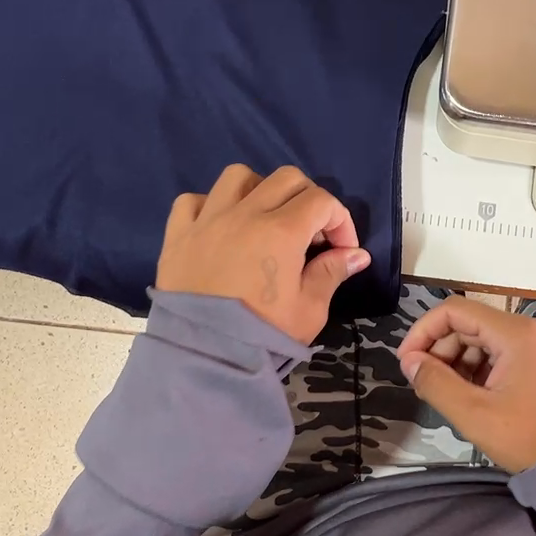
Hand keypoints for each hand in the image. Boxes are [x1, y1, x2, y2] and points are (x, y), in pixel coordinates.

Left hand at [156, 164, 369, 344]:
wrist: (202, 359)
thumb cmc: (262, 336)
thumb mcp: (309, 309)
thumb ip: (332, 273)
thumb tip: (357, 254)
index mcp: (282, 231)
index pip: (322, 201)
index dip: (340, 220)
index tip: (342, 248)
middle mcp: (245, 215)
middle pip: (286, 179)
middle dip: (308, 198)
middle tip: (311, 232)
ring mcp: (207, 221)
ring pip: (238, 176)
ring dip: (259, 190)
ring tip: (264, 218)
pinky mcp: (177, 235)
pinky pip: (192, 200)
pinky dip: (211, 205)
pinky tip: (220, 227)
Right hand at [396, 296, 535, 472]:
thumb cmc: (527, 437)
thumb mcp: (474, 413)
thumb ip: (436, 382)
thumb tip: (409, 361)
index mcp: (514, 333)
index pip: (455, 311)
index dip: (424, 331)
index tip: (407, 361)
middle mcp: (526, 328)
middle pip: (467, 323)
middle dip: (439, 349)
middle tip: (423, 382)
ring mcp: (533, 342)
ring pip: (478, 337)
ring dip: (455, 360)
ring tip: (444, 392)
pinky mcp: (535, 358)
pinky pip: (494, 351)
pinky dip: (474, 367)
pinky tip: (466, 393)